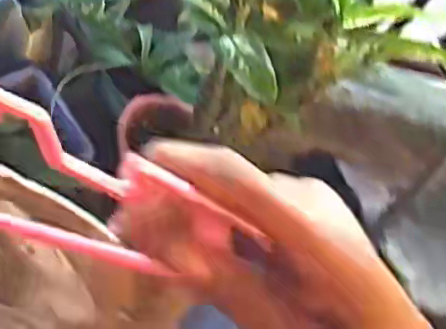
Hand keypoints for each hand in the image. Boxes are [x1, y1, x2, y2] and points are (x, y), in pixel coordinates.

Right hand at [114, 141, 426, 328]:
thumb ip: (223, 282)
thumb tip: (157, 237)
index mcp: (316, 231)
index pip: (234, 175)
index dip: (177, 163)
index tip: (129, 170)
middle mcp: (310, 197)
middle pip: (225, 182)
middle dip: (173, 197)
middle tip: (128, 224)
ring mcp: (311, 199)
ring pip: (232, 193)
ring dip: (191, 210)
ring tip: (154, 236)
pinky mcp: (306, 208)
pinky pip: (248, 204)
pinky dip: (217, 220)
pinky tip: (197, 242)